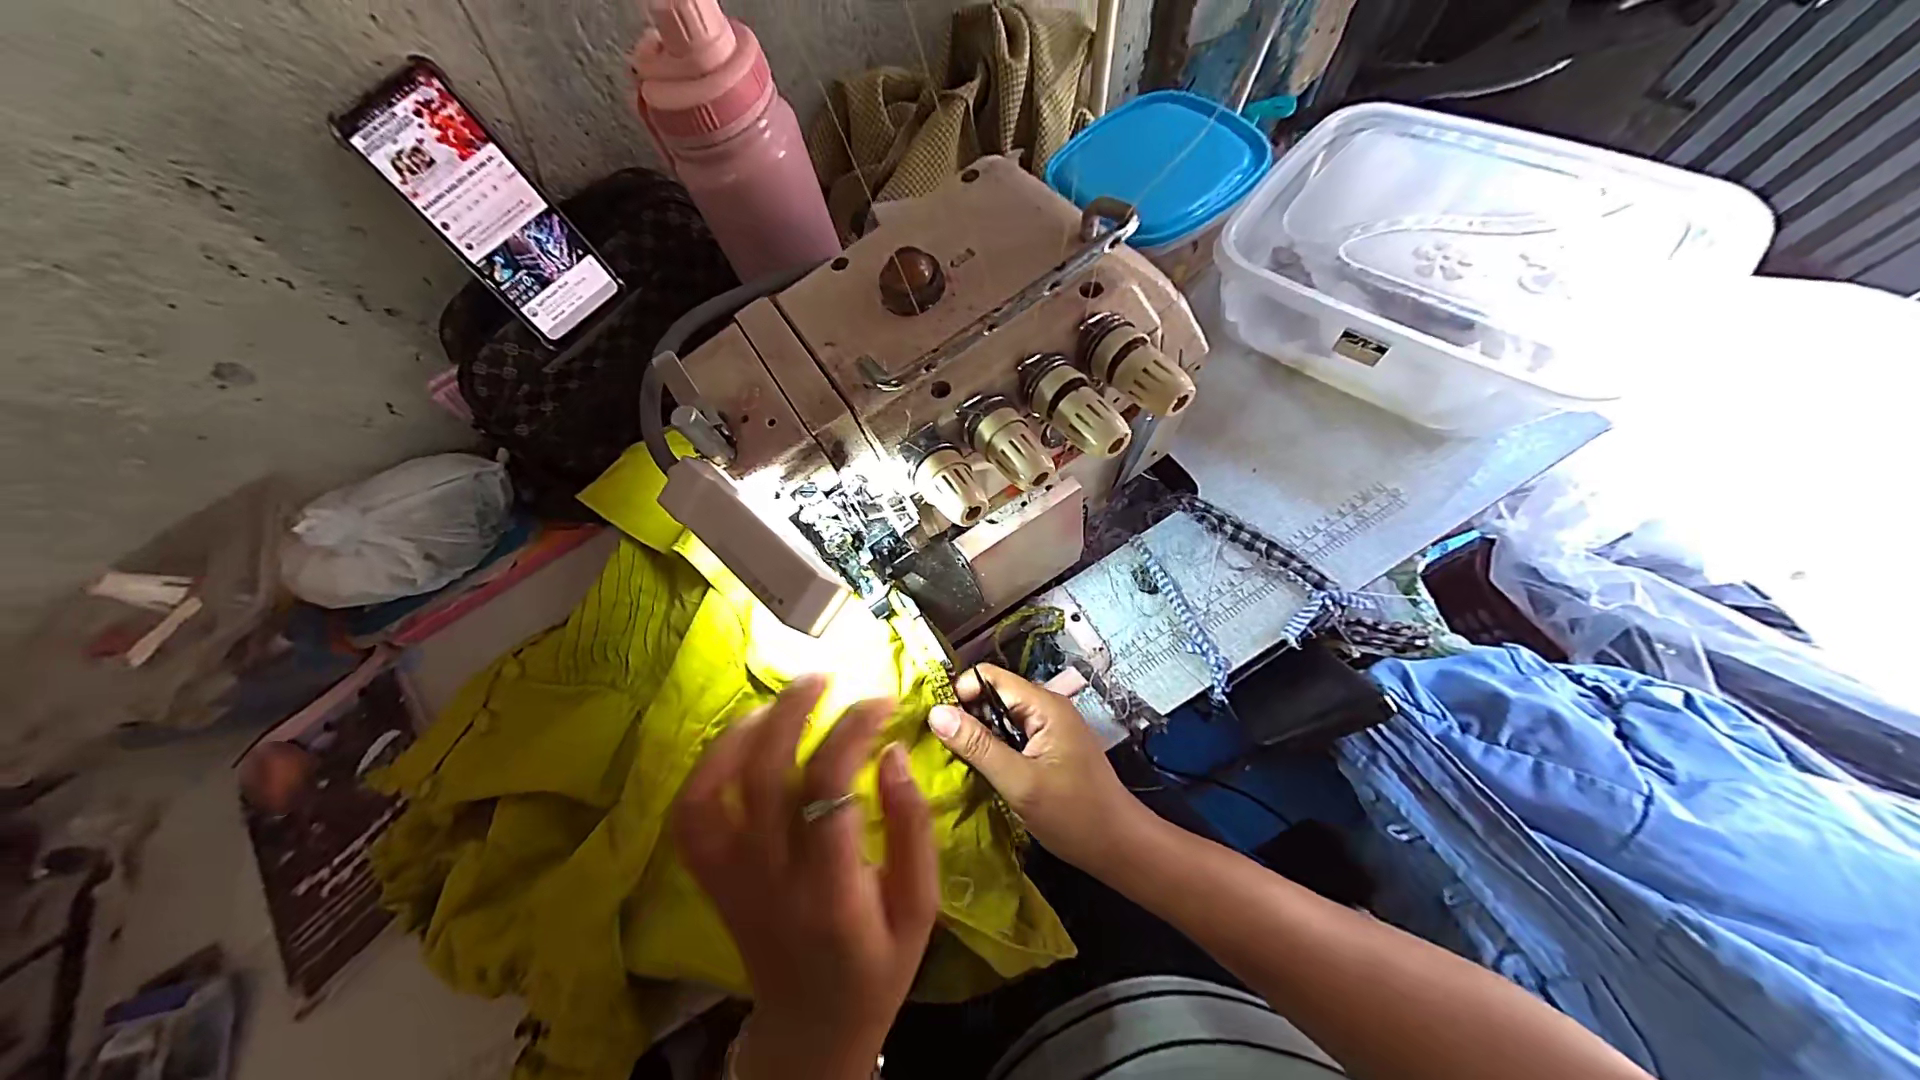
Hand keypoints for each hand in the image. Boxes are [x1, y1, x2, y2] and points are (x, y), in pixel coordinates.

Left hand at [672, 676, 938, 1079]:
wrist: (811, 1029)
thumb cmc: (876, 967)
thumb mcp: (921, 907)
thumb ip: (913, 829)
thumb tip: (893, 753)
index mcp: (828, 889)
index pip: (828, 787)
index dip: (853, 730)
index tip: (881, 703)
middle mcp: (768, 878)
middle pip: (765, 774)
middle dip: (793, 711)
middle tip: (824, 677)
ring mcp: (730, 878)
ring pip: (717, 788)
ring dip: (746, 730)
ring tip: (784, 698)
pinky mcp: (712, 879)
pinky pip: (692, 814)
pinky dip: (708, 767)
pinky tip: (741, 738)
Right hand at [927, 665, 1153, 873]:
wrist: (1120, 847)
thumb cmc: (1074, 814)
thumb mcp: (1019, 781)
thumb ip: (978, 746)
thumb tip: (936, 713)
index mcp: (1044, 705)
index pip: (989, 677)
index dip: (960, 693)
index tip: (936, 722)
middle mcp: (1047, 708)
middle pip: (994, 695)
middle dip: (966, 715)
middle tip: (940, 745)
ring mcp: (1050, 728)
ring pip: (1001, 717)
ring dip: (978, 734)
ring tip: (955, 759)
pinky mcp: (1049, 748)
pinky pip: (1013, 736)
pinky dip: (994, 748)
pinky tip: (981, 770)